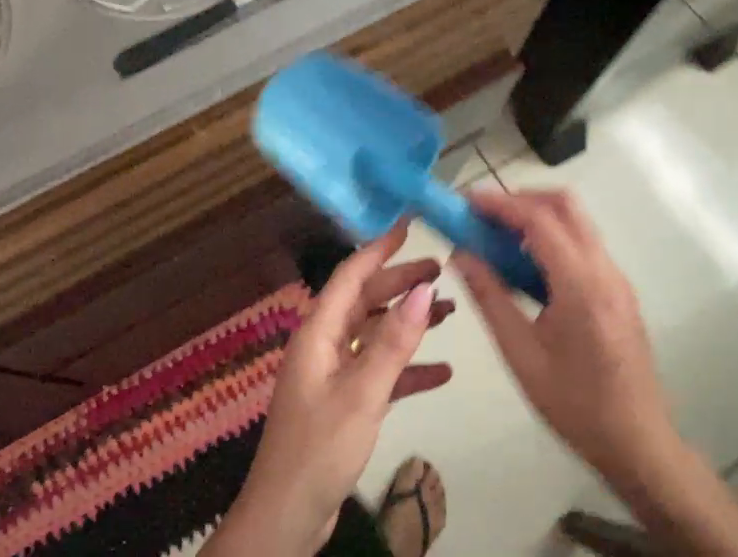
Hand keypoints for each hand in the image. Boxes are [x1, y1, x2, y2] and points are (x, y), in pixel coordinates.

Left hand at [205, 220, 453, 556]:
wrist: (288, 513)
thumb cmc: (320, 446)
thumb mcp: (362, 392)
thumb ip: (393, 341)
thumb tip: (420, 289)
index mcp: (318, 332)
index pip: (350, 275)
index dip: (378, 248)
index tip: (408, 225)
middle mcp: (323, 345)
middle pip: (365, 302)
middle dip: (400, 283)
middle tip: (441, 270)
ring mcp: (332, 375)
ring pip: (374, 336)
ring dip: (408, 323)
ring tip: (449, 311)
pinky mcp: (343, 404)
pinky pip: (379, 373)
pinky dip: (407, 369)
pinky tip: (443, 372)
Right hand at [452, 187, 681, 479]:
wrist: (638, 444)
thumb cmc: (574, 404)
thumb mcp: (520, 353)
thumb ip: (489, 297)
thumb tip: (459, 254)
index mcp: (582, 285)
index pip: (539, 220)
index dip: (499, 204)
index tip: (464, 202)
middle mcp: (606, 271)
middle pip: (565, 206)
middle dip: (520, 200)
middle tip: (482, 216)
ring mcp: (617, 280)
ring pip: (576, 223)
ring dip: (536, 217)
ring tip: (495, 238)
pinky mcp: (618, 292)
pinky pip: (583, 246)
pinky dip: (551, 239)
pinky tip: (524, 266)